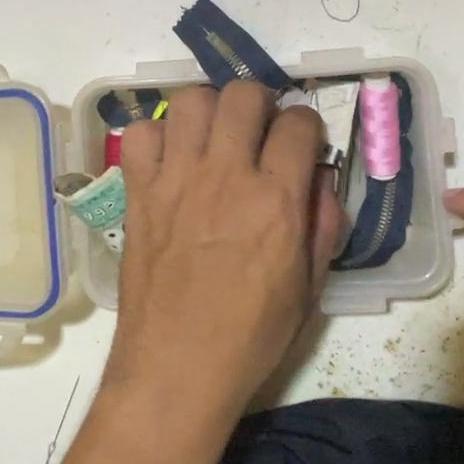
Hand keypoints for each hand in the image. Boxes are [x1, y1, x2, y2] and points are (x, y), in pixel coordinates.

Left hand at [47, 82, 342, 463]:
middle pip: (243, 95)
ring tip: (214, 135)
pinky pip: (141, 133)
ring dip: (209, 109)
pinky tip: (170, 158)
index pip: (299, 123)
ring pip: (192, 100)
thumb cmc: (250, 336)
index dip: (306, 125)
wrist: (177, 368)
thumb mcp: (310, 288)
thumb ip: (323, 223)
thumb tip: (321, 176)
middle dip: (260, 102)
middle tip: (258, 128)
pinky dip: (157, 136)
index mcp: (276, 200)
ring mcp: (177, 178)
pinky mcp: (140, 191)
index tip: (302, 141)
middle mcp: (226, 175)